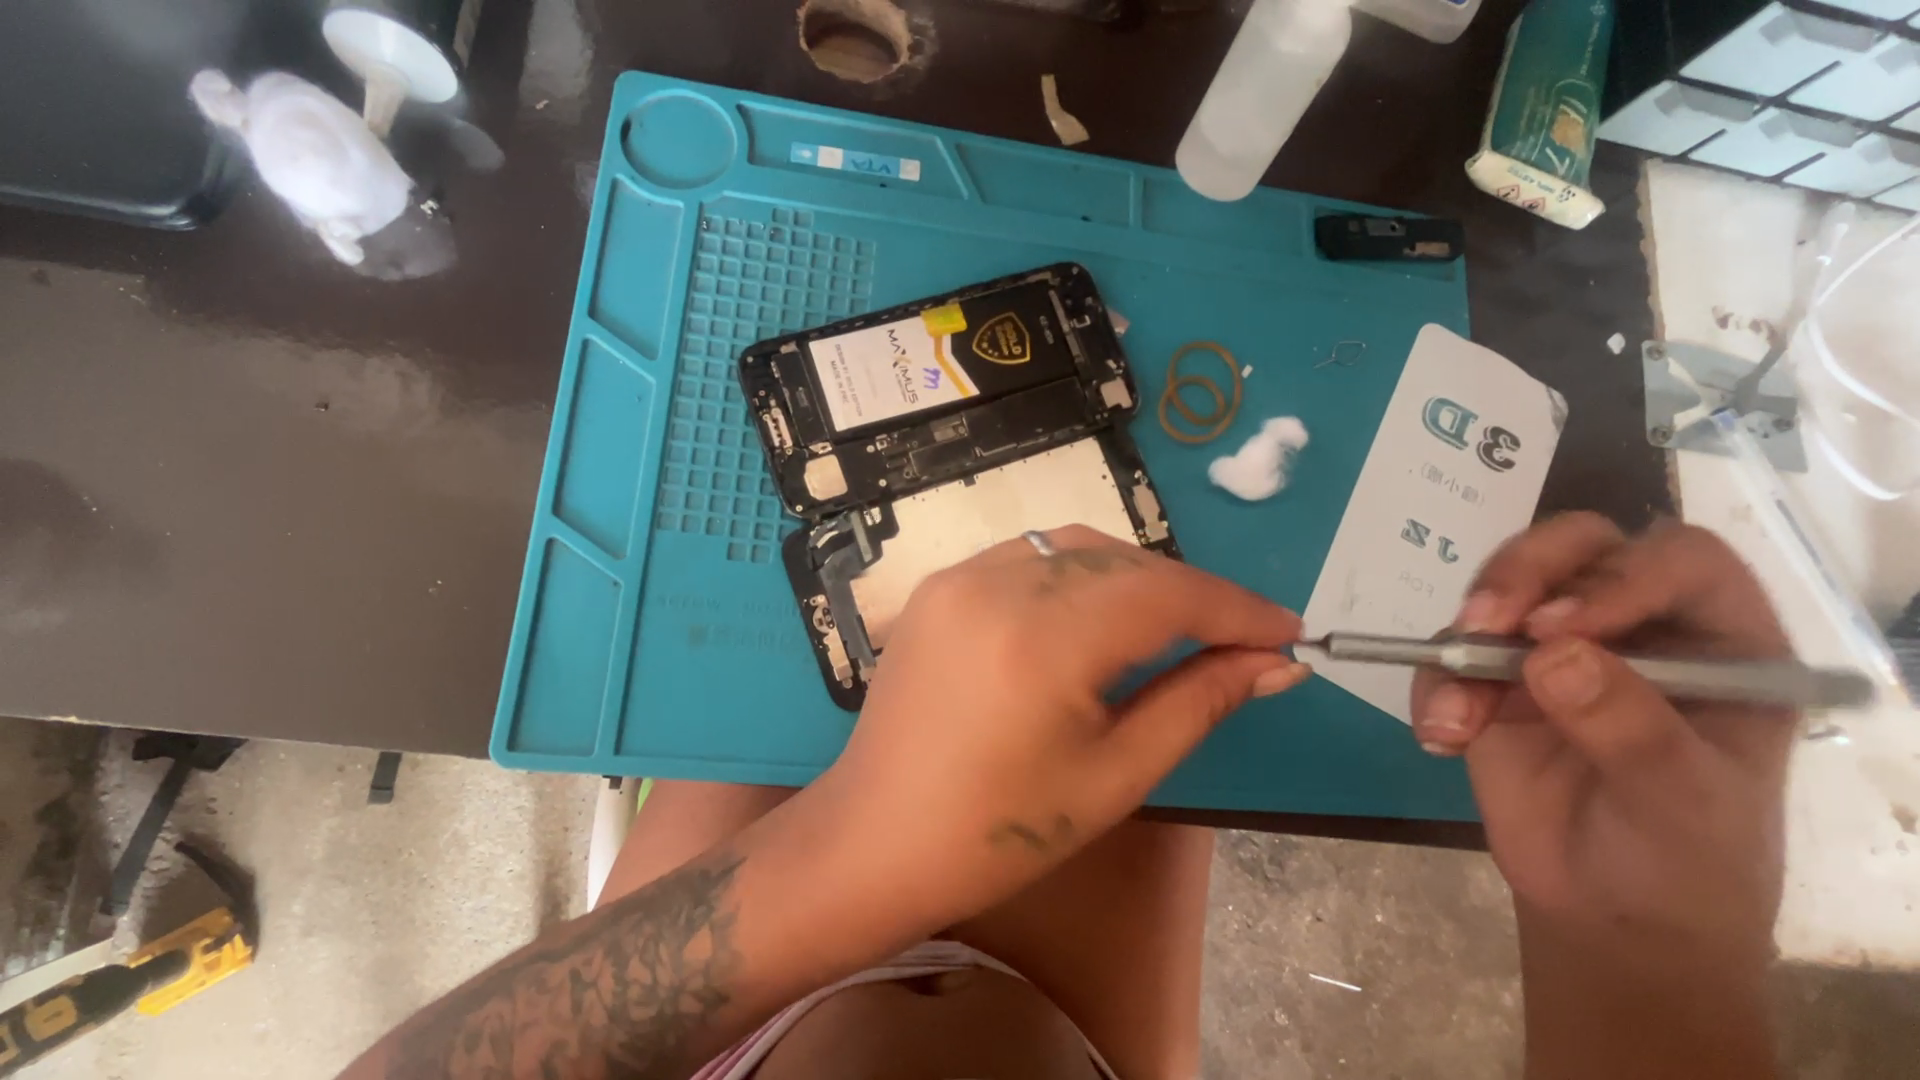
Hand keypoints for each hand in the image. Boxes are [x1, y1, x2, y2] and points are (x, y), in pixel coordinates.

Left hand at [810, 525, 1308, 932]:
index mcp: (1042, 638)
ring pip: (1075, 547)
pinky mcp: (937, 586)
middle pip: (1122, 560)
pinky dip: (1078, 575)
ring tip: (1175, 628)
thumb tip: (1274, 663)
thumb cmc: (1001, 832)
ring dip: (1135, 577)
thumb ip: (1197, 702)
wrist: (877, 840)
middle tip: (1236, 640)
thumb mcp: (1115, 775)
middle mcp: (997, 583)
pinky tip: (1097, 616)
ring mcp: (958, 577)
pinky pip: (1028, 557)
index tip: (1286, 632)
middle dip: (1188, 594)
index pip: (1164, 594)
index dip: (1235, 609)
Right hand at [1410, 513, 1794, 970]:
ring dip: (1464, 635)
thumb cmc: (1684, 858)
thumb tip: (1550, 657)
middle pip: (1575, 549)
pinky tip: (1442, 740)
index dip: (1620, 575)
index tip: (1562, 627)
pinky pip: (1446, 656)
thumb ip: (1629, 726)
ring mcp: (1553, 650)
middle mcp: (1631, 627)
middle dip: (1522, 573)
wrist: (1608, 911)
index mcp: (1714, 639)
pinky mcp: (1491, 682)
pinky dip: (1432, 689)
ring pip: (1499, 590)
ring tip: (1457, 708)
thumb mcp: (1684, 801)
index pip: (1676, 562)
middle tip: (1487, 619)